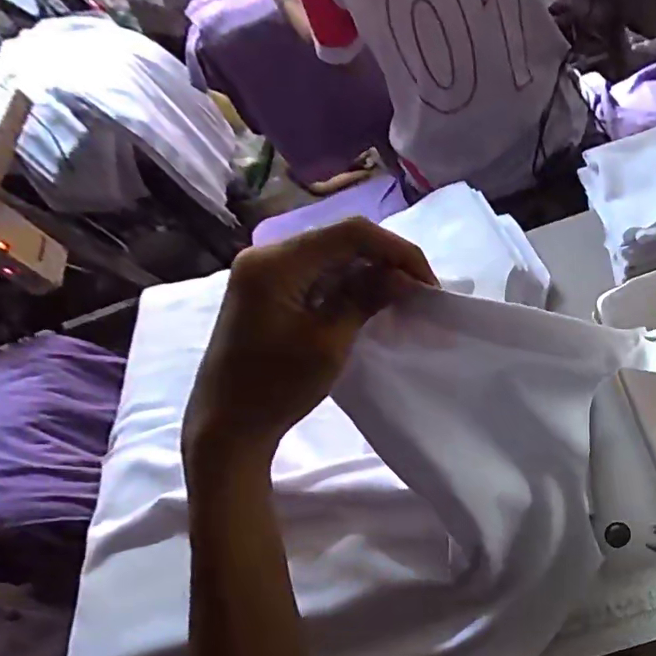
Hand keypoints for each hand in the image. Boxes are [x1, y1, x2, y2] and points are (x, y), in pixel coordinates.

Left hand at [183, 218, 434, 468]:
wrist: (228, 422)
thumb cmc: (277, 387)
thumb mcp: (329, 343)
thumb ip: (365, 300)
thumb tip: (403, 276)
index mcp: (277, 262)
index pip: (351, 233)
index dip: (397, 251)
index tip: (428, 284)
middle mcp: (268, 255)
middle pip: (341, 239)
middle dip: (387, 260)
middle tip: (421, 292)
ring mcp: (266, 272)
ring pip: (333, 256)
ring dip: (371, 272)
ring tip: (403, 298)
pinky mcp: (270, 291)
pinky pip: (319, 274)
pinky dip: (350, 284)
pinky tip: (372, 302)